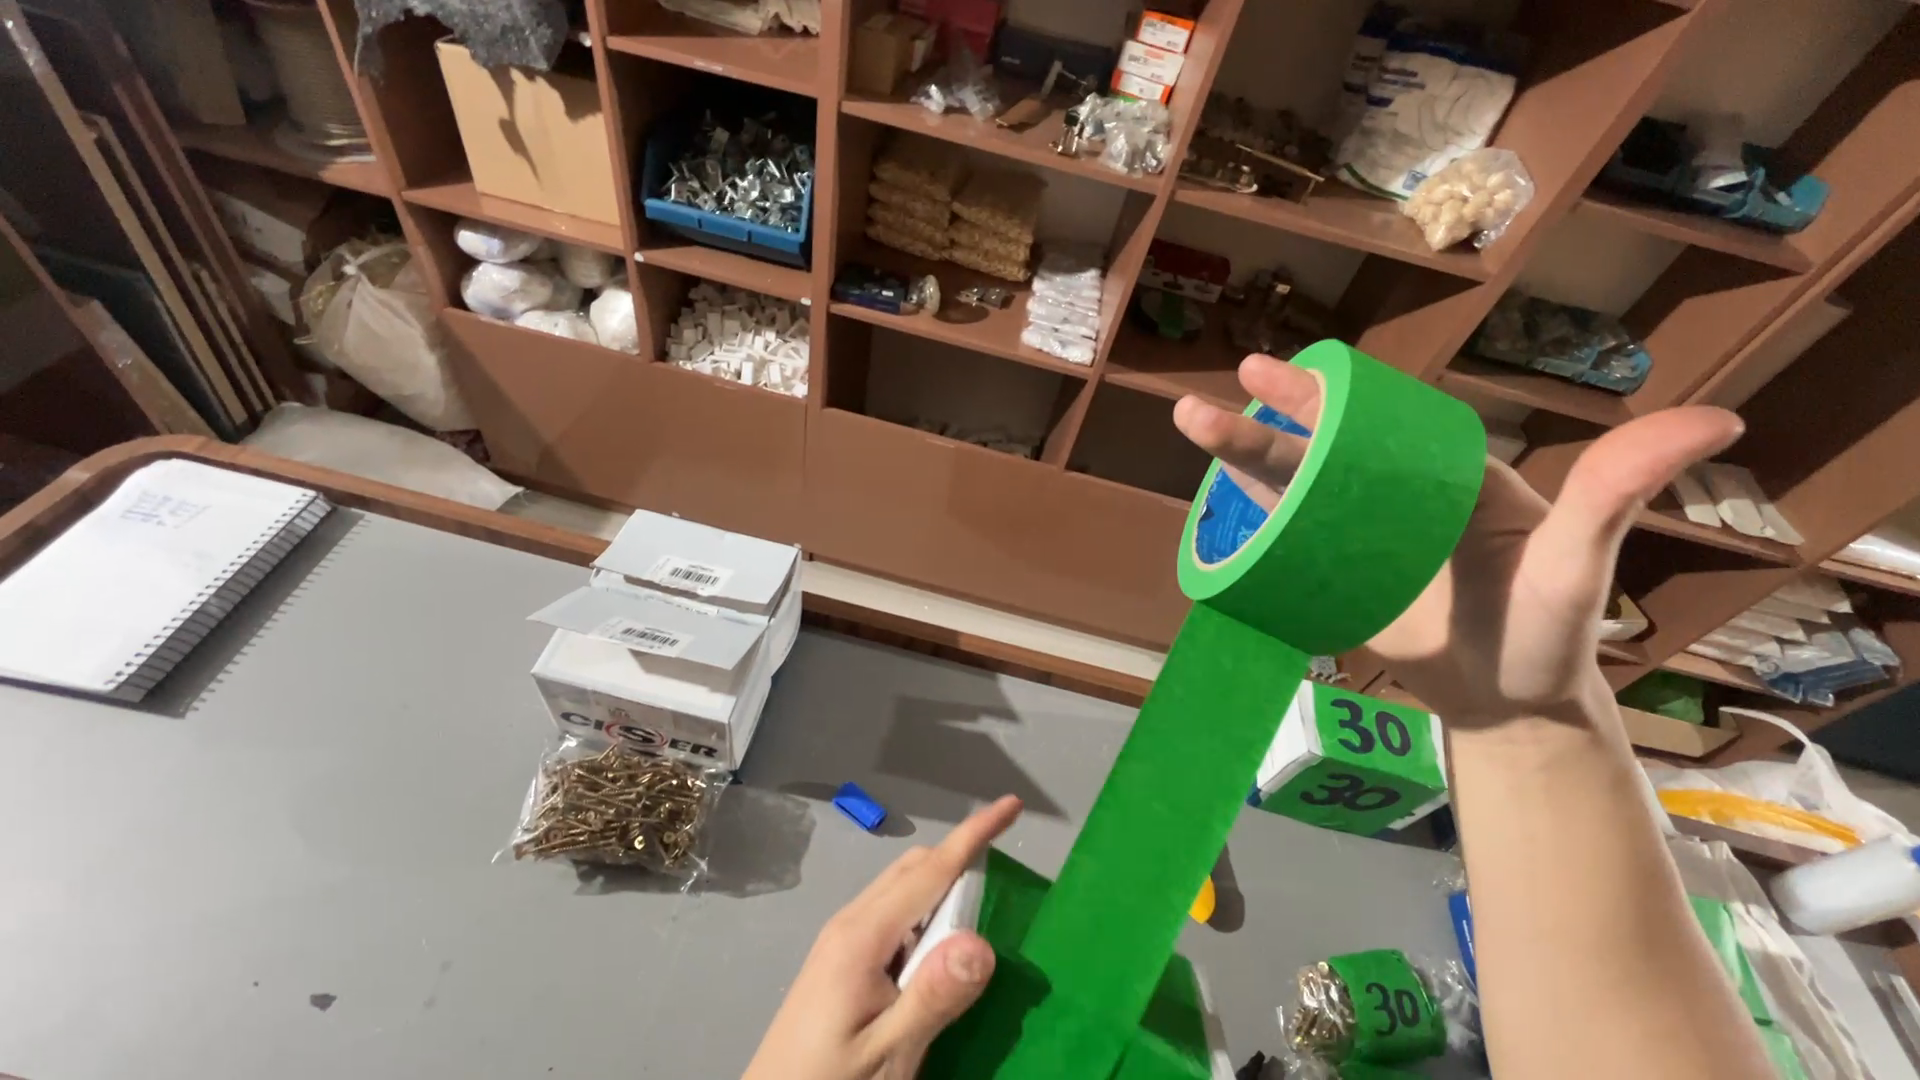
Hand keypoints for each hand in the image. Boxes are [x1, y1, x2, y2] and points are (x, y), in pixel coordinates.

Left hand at [743, 796, 1022, 1079]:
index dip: (974, 834)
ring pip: (903, 892)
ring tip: (972, 930)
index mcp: (862, 935)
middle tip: (1001, 888)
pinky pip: (892, 918)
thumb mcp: (889, 1051)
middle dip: (960, 861)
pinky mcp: (842, 960)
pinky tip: (934, 959)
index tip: (1012, 805)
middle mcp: (851, 923)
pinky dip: (925, 920)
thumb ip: (934, 996)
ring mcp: (842, 940)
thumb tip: (983, 940)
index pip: (931, 870)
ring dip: (943, 894)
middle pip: (915, 870)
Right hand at [1172, 354, 1742, 726]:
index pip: (1377, 421)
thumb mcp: (1579, 562)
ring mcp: (1358, 536)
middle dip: (1260, 425)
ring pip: (1292, 487)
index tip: (1278, 370)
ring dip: (1241, 459)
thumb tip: (1714, 416)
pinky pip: (1286, 535)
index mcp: (1444, 474)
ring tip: (1191, 427)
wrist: (1506, 701)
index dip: (1323, 396)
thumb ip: (1617, 492)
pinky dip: (1249, 511)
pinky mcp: (1334, 576)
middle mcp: (1394, 494)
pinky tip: (1214, 491)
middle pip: (1317, 451)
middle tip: (1203, 401)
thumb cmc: (1549, 632)